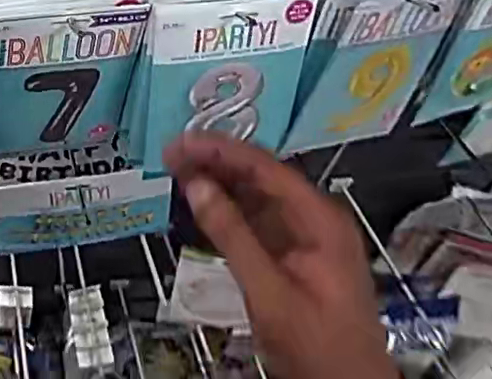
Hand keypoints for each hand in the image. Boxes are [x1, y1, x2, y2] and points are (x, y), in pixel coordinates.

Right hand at [164, 132, 397, 378]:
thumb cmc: (318, 350)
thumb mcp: (270, 294)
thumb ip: (231, 235)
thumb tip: (196, 184)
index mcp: (319, 217)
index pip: (263, 166)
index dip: (220, 150)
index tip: (183, 142)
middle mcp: (314, 216)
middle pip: (259, 175)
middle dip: (214, 162)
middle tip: (172, 154)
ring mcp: (304, 235)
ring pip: (255, 194)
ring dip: (218, 181)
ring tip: (179, 169)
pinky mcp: (292, 254)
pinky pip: (256, 218)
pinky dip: (226, 207)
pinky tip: (201, 200)